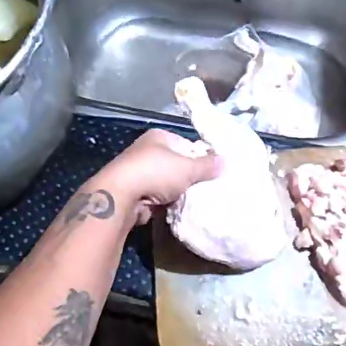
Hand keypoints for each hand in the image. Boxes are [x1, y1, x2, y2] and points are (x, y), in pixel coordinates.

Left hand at [95, 129, 221, 224]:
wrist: (121, 196)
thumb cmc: (156, 173)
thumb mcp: (188, 168)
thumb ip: (207, 166)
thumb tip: (225, 162)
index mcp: (159, 137)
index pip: (187, 144)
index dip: (201, 158)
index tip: (213, 173)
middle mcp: (147, 150)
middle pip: (178, 164)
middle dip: (190, 177)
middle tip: (206, 188)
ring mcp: (139, 171)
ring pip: (168, 182)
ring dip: (179, 191)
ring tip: (193, 200)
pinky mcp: (135, 191)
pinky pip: (158, 196)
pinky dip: (167, 202)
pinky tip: (177, 208)